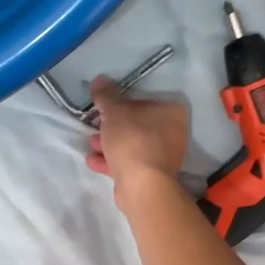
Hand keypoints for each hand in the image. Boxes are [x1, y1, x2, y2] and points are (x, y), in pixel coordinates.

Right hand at [87, 77, 188, 204]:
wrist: (141, 185)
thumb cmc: (131, 140)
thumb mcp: (114, 111)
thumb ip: (106, 95)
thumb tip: (99, 80)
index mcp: (171, 112)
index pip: (142, 101)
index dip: (119, 105)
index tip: (102, 110)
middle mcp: (172, 132)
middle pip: (135, 125)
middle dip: (111, 128)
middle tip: (94, 128)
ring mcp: (164, 156)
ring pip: (131, 145)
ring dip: (109, 145)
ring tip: (91, 146)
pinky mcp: (152, 175)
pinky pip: (130, 163)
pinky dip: (112, 161)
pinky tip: (93, 161)